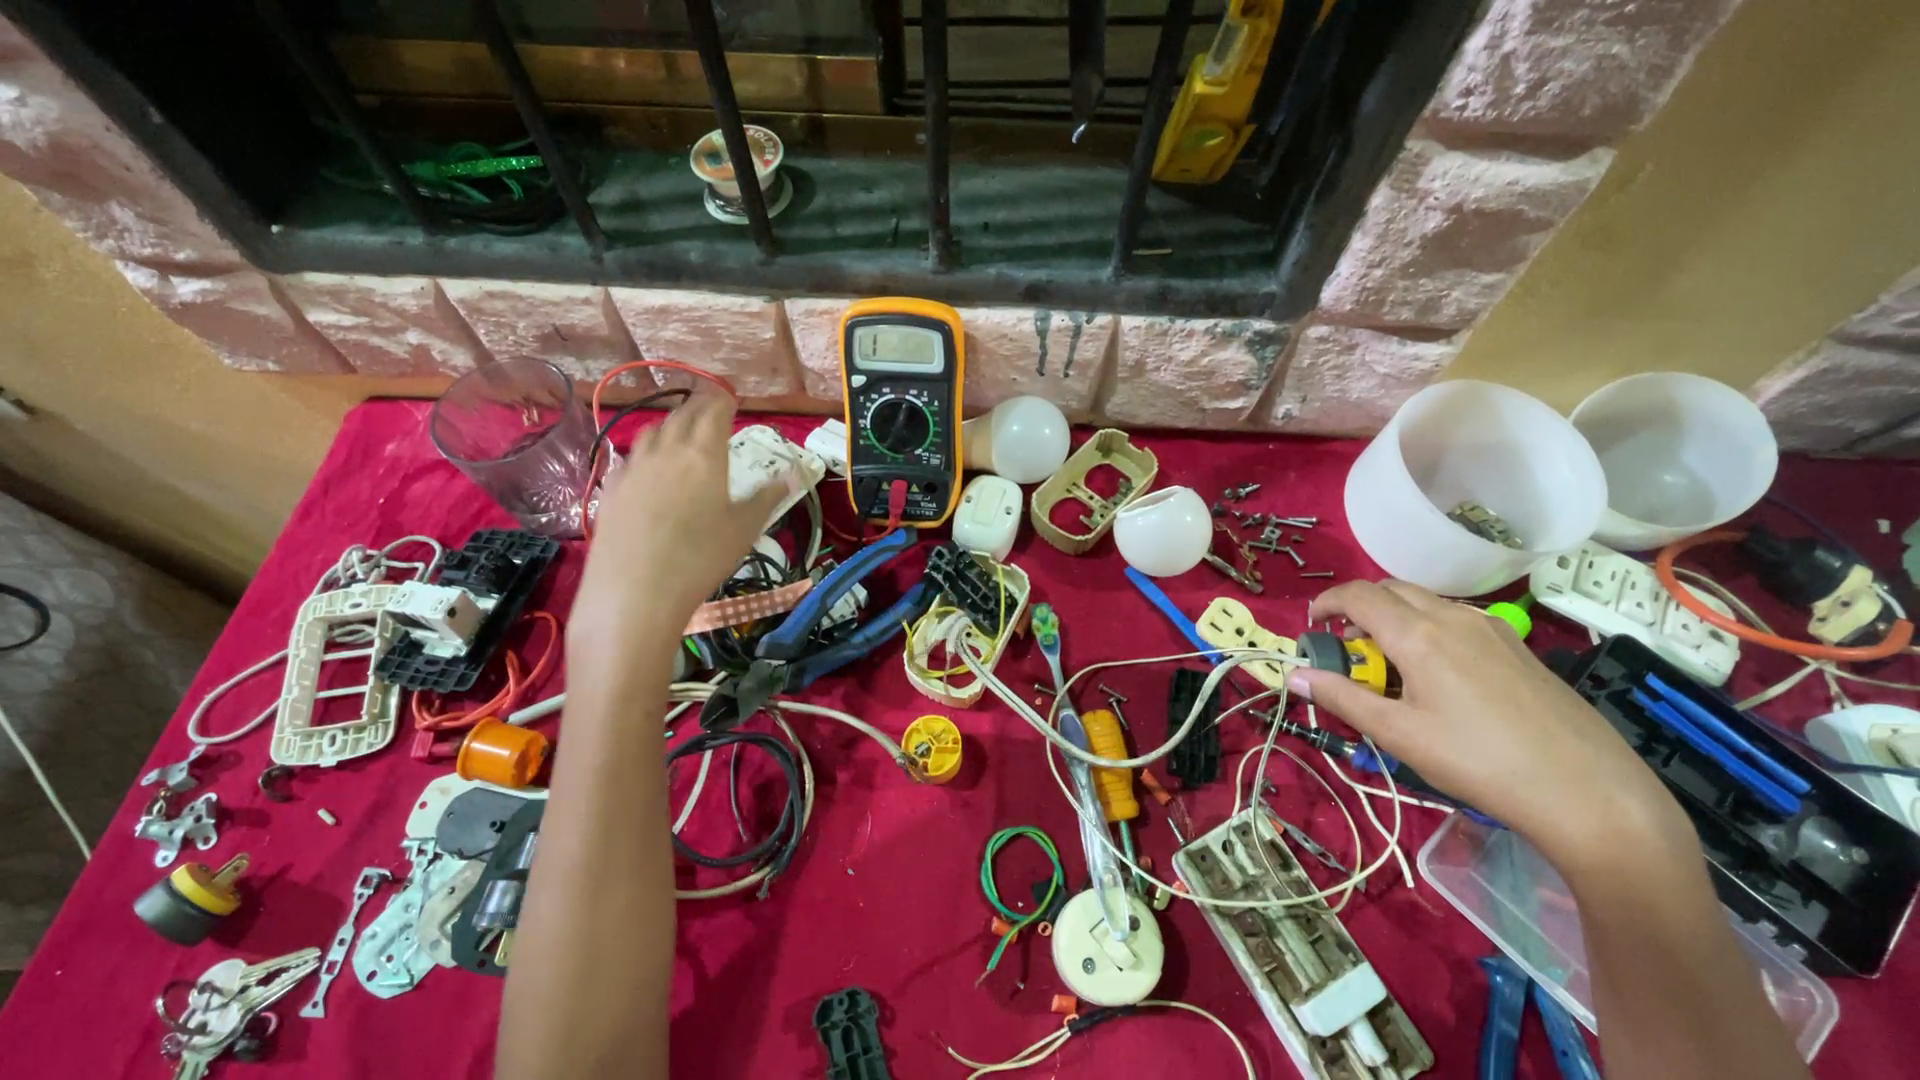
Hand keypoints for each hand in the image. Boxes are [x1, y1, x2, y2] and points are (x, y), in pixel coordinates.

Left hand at [570, 392, 788, 655]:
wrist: (635, 590)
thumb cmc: (701, 557)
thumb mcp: (745, 528)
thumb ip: (769, 496)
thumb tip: (796, 472)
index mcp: (705, 454)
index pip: (714, 411)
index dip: (724, 400)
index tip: (731, 397)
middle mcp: (667, 450)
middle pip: (682, 415)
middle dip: (698, 406)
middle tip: (710, 406)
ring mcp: (634, 467)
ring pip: (652, 431)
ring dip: (669, 423)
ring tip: (679, 429)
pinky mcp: (611, 488)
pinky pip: (630, 456)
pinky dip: (645, 450)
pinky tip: (648, 464)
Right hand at [1290, 580, 1694, 874]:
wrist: (1585, 790)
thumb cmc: (1478, 762)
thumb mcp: (1399, 735)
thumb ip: (1343, 698)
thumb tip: (1293, 674)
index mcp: (1418, 633)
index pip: (1358, 596)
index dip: (1327, 603)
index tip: (1311, 627)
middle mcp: (1453, 617)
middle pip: (1392, 589)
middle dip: (1359, 608)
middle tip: (1347, 649)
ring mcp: (1491, 629)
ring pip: (1427, 603)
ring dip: (1395, 619)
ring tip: (1390, 668)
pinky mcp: (1517, 648)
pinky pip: (1456, 620)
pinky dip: (1428, 630)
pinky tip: (1437, 677)